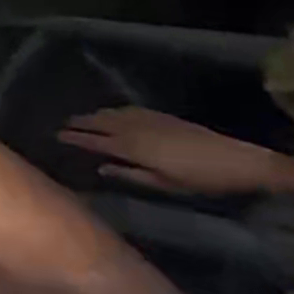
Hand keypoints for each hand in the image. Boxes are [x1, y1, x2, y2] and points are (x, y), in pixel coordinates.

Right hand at [57, 107, 289, 195]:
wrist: (236, 159)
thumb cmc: (200, 179)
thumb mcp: (165, 185)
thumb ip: (131, 175)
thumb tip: (102, 168)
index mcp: (132, 147)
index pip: (95, 140)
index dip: (75, 138)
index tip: (58, 135)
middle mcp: (133, 128)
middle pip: (98, 122)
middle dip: (79, 123)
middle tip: (63, 125)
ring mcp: (146, 118)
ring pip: (110, 113)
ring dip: (94, 115)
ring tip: (82, 119)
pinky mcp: (158, 115)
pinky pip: (125, 109)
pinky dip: (112, 110)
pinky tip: (111, 112)